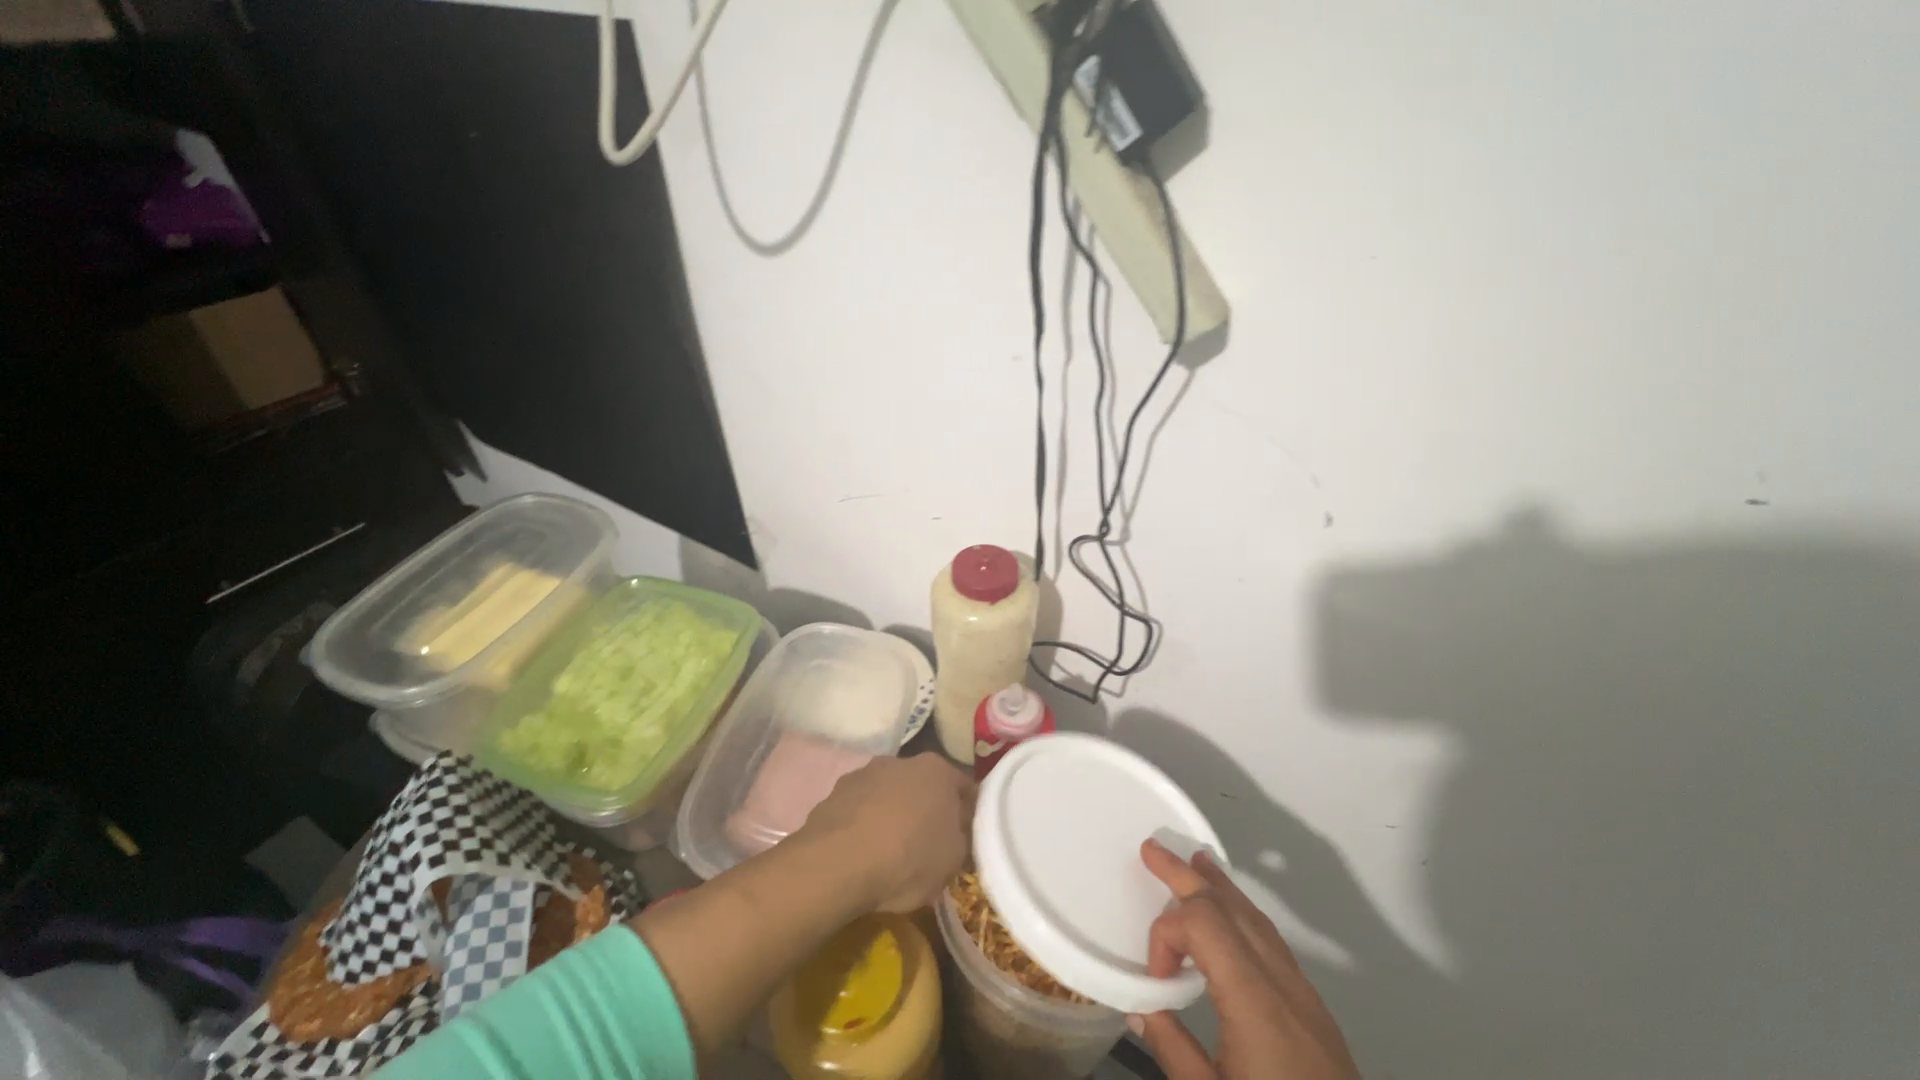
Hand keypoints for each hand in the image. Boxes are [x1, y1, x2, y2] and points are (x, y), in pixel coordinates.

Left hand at [797, 753, 975, 912]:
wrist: (838, 864)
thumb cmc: (909, 857)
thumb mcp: (954, 859)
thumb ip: (961, 839)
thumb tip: (954, 833)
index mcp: (936, 769)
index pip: (963, 788)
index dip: (968, 814)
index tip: (966, 839)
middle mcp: (898, 762)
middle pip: (922, 788)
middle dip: (926, 812)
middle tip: (929, 847)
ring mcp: (861, 775)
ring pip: (887, 797)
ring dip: (892, 817)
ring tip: (890, 855)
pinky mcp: (832, 796)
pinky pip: (858, 812)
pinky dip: (863, 828)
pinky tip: (862, 856)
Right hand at [1132, 838, 1360, 1079]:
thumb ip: (1173, 1050)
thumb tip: (1140, 1011)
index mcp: (1252, 1000)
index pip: (1203, 925)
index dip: (1165, 934)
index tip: (1154, 976)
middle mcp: (1280, 983)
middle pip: (1231, 908)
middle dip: (1188, 875)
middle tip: (1153, 849)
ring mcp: (1302, 991)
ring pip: (1257, 919)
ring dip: (1221, 887)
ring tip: (1195, 863)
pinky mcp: (1312, 1007)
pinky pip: (1272, 940)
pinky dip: (1243, 914)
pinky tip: (1233, 918)